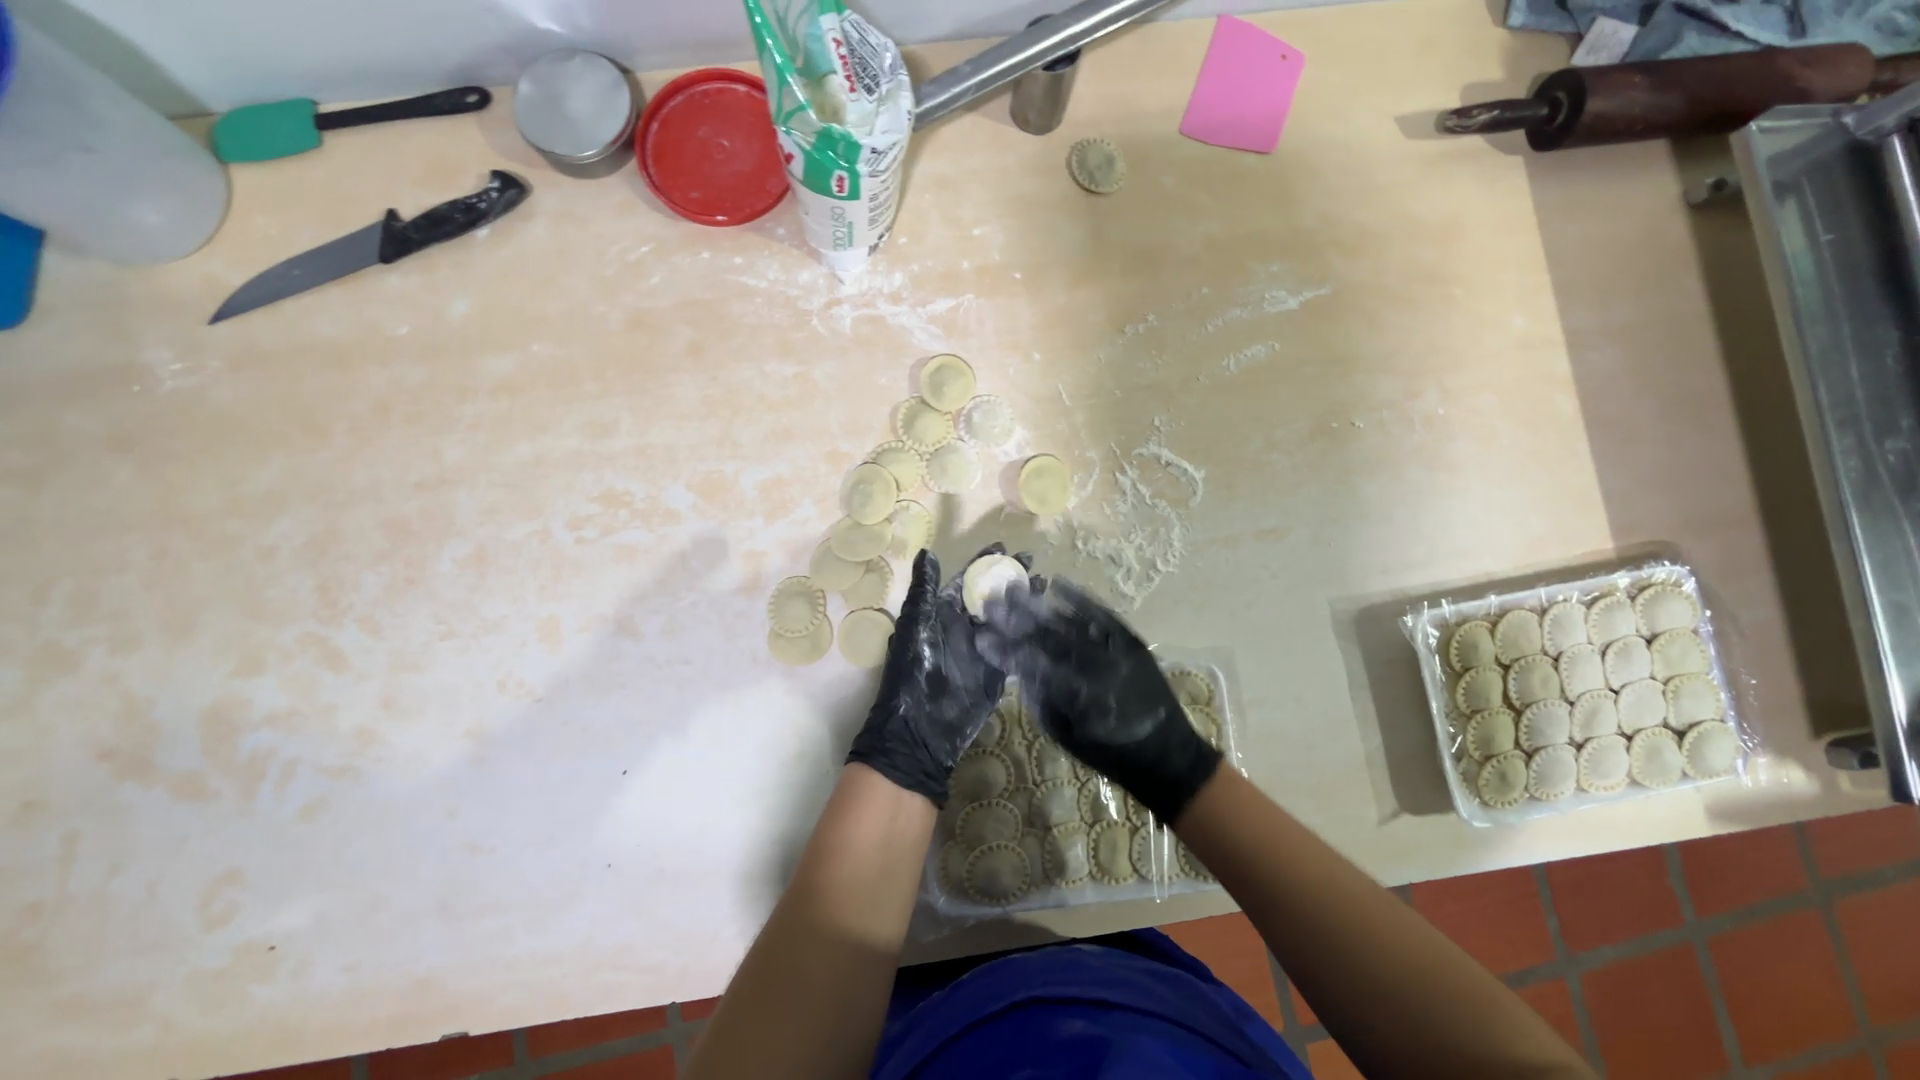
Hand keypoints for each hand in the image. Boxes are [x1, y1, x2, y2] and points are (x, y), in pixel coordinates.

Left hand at [845, 546, 1020, 806]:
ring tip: (1045, 582)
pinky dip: (1031, 633)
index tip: (1003, 546)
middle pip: (991, 595)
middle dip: (1010, 577)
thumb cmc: (912, 673)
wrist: (920, 728)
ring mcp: (983, 649)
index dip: (983, 562)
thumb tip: (927, 551)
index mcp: (942, 613)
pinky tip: (1048, 619)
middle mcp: (964, 627)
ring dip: (1025, 601)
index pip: (966, 580)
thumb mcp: (915, 626)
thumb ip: (924, 590)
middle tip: (1033, 560)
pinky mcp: (998, 671)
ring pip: (1007, 618)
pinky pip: (1016, 648)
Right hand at [978, 576, 1221, 823]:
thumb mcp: (1063, 732)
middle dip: (1016, 617)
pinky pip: (1100, 616)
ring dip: (1040, 605)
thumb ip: (1039, 696)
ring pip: (1070, 621)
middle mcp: (1096, 665)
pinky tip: (1056, 585)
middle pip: (1047, 634)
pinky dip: (1078, 600)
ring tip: (1015, 590)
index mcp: (1075, 693)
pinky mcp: (1129, 640)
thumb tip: (1016, 666)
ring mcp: (1115, 649)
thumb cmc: (1106, 752)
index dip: (1004, 649)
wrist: (1164, 753)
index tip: (980, 637)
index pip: (1030, 661)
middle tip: (990, 601)